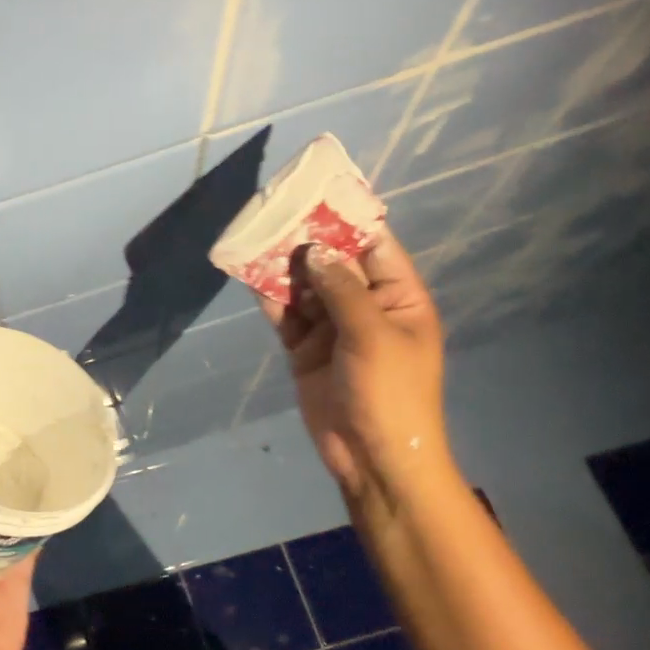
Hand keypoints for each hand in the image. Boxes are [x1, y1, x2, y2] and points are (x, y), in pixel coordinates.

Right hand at [260, 231, 448, 496]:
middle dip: (306, 240)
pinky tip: (250, 277)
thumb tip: (312, 250)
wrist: (373, 457)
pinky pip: (287, 317)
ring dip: (283, 268)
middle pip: (333, 263)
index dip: (347, 219)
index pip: (374, 246)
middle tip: (274, 211)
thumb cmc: (390, 393)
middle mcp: (366, 307)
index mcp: (399, 298)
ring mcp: (334, 330)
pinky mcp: (306, 351)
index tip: (317, 192)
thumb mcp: (372, 335)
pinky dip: (270, 300)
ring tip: (255, 237)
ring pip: (305, 289)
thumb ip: (341, 289)